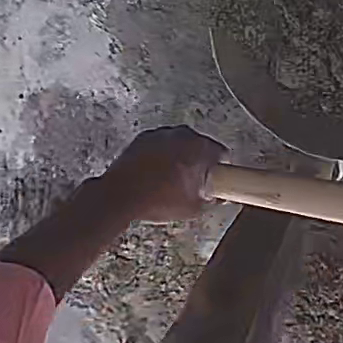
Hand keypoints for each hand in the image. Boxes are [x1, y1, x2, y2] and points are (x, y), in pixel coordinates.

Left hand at [94, 126, 225, 222]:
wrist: (121, 196)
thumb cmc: (157, 200)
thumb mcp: (193, 208)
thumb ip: (211, 199)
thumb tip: (216, 197)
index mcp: (200, 148)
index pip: (221, 153)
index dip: (220, 168)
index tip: (216, 177)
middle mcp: (183, 134)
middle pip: (200, 145)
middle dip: (198, 161)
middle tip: (192, 182)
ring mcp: (162, 133)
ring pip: (179, 143)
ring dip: (178, 156)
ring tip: (169, 180)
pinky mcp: (144, 137)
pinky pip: (160, 144)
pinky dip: (159, 154)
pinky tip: (154, 173)